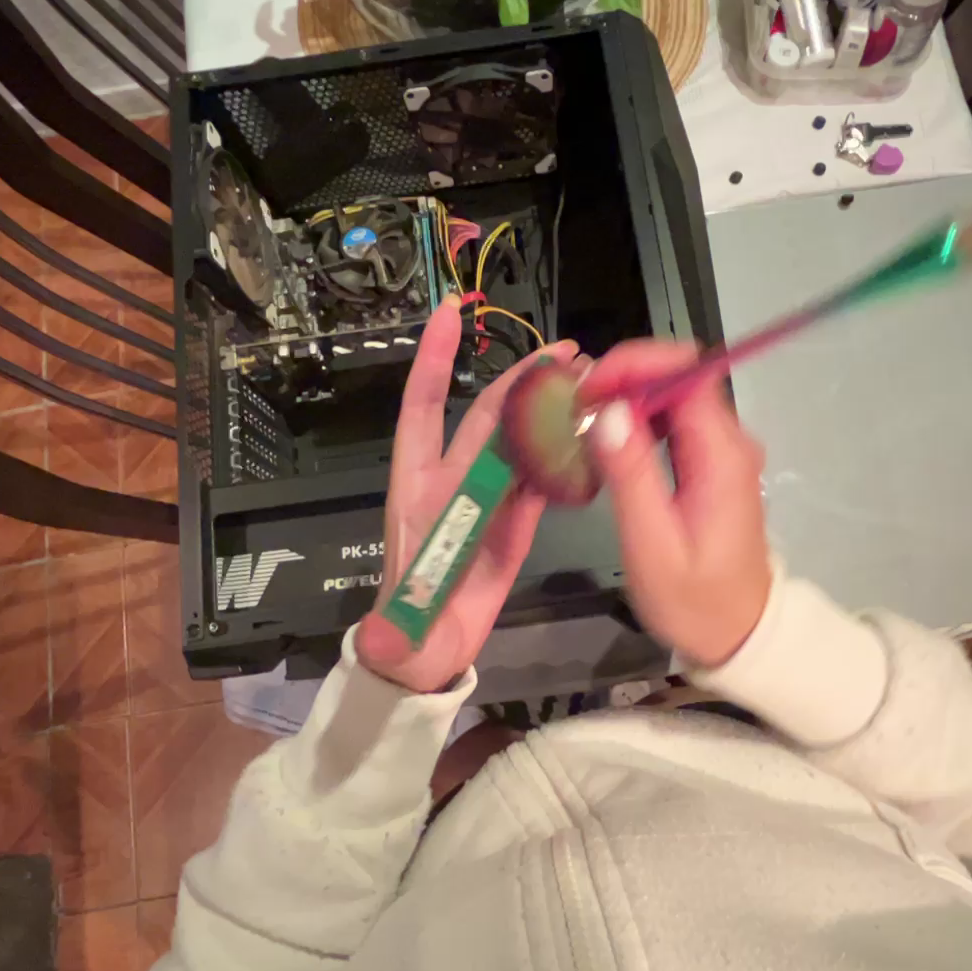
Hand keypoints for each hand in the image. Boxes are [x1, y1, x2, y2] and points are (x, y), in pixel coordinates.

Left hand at [355, 296, 579, 691]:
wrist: (429, 656)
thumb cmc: (408, 634)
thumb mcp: (396, 635)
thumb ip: (392, 636)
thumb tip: (380, 645)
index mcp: (416, 488)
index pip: (423, 410)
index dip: (435, 362)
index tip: (452, 314)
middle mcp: (452, 482)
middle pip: (490, 417)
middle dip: (524, 380)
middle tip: (569, 354)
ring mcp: (488, 501)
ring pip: (521, 441)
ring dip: (551, 410)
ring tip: (591, 382)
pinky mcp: (515, 524)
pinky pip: (539, 481)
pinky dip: (562, 457)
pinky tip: (591, 436)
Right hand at [580, 340, 772, 667]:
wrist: (740, 634)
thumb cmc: (694, 601)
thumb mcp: (653, 547)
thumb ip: (631, 477)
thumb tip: (609, 412)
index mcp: (721, 454)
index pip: (684, 372)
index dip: (633, 365)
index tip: (586, 391)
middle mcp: (730, 440)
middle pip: (678, 376)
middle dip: (623, 378)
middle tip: (574, 408)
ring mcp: (724, 451)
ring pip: (673, 395)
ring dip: (627, 397)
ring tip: (582, 422)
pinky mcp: (713, 464)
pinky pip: (675, 422)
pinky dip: (639, 420)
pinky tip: (608, 441)